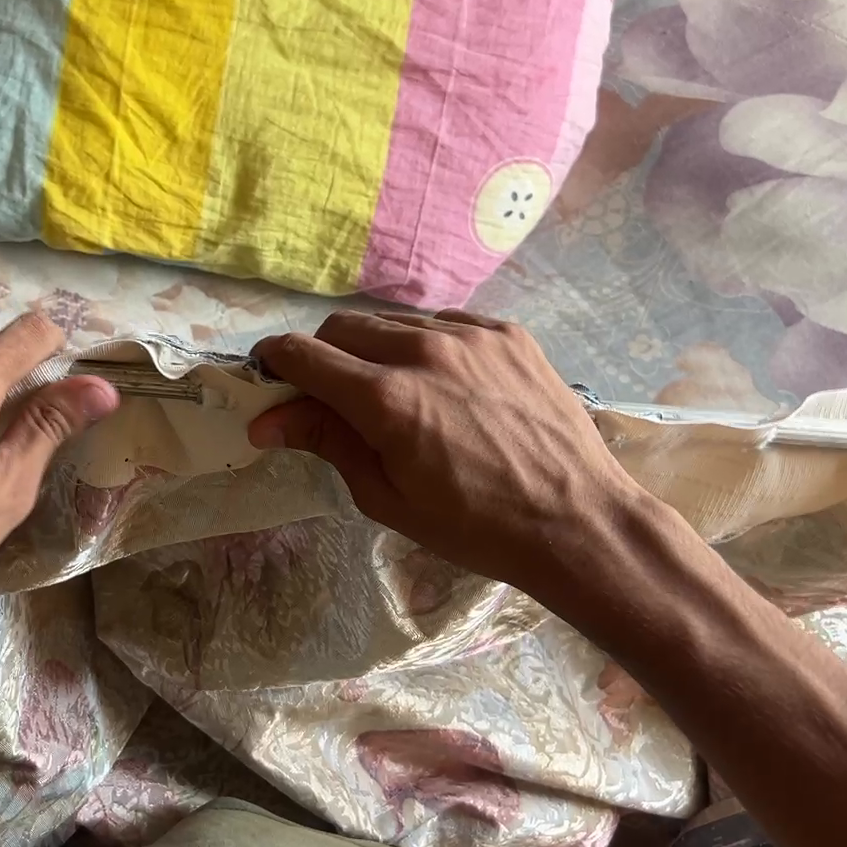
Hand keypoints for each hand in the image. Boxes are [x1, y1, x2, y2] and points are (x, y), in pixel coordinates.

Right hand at [249, 310, 656, 597]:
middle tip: (327, 392)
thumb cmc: (472, 525)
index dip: (273, 360)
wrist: (581, 523)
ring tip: (389, 388)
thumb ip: (324, 442)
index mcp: (385, 399)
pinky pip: (439, 322)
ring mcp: (470, 336)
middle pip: (340, 327)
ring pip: (389, 321)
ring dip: (370, 348)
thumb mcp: (384, 495)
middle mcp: (422, 351)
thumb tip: (265, 421)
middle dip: (320, 354)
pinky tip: (437, 379)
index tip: (266, 373)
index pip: (303, 355)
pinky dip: (420, 343)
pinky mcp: (507, 333)